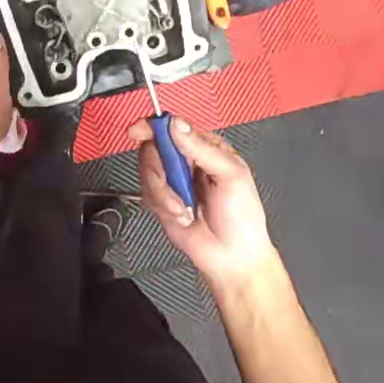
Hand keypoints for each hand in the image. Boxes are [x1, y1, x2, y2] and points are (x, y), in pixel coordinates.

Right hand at [129, 118, 281, 287]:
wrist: (232, 257)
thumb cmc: (243, 218)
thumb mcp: (230, 175)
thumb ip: (202, 148)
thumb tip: (177, 126)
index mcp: (208, 148)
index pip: (175, 127)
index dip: (155, 125)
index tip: (140, 129)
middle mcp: (188, 162)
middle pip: (155, 147)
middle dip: (159, 166)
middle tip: (173, 180)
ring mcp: (174, 182)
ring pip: (148, 171)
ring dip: (164, 192)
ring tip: (184, 206)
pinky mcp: (163, 201)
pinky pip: (147, 193)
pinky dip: (162, 205)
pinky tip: (181, 214)